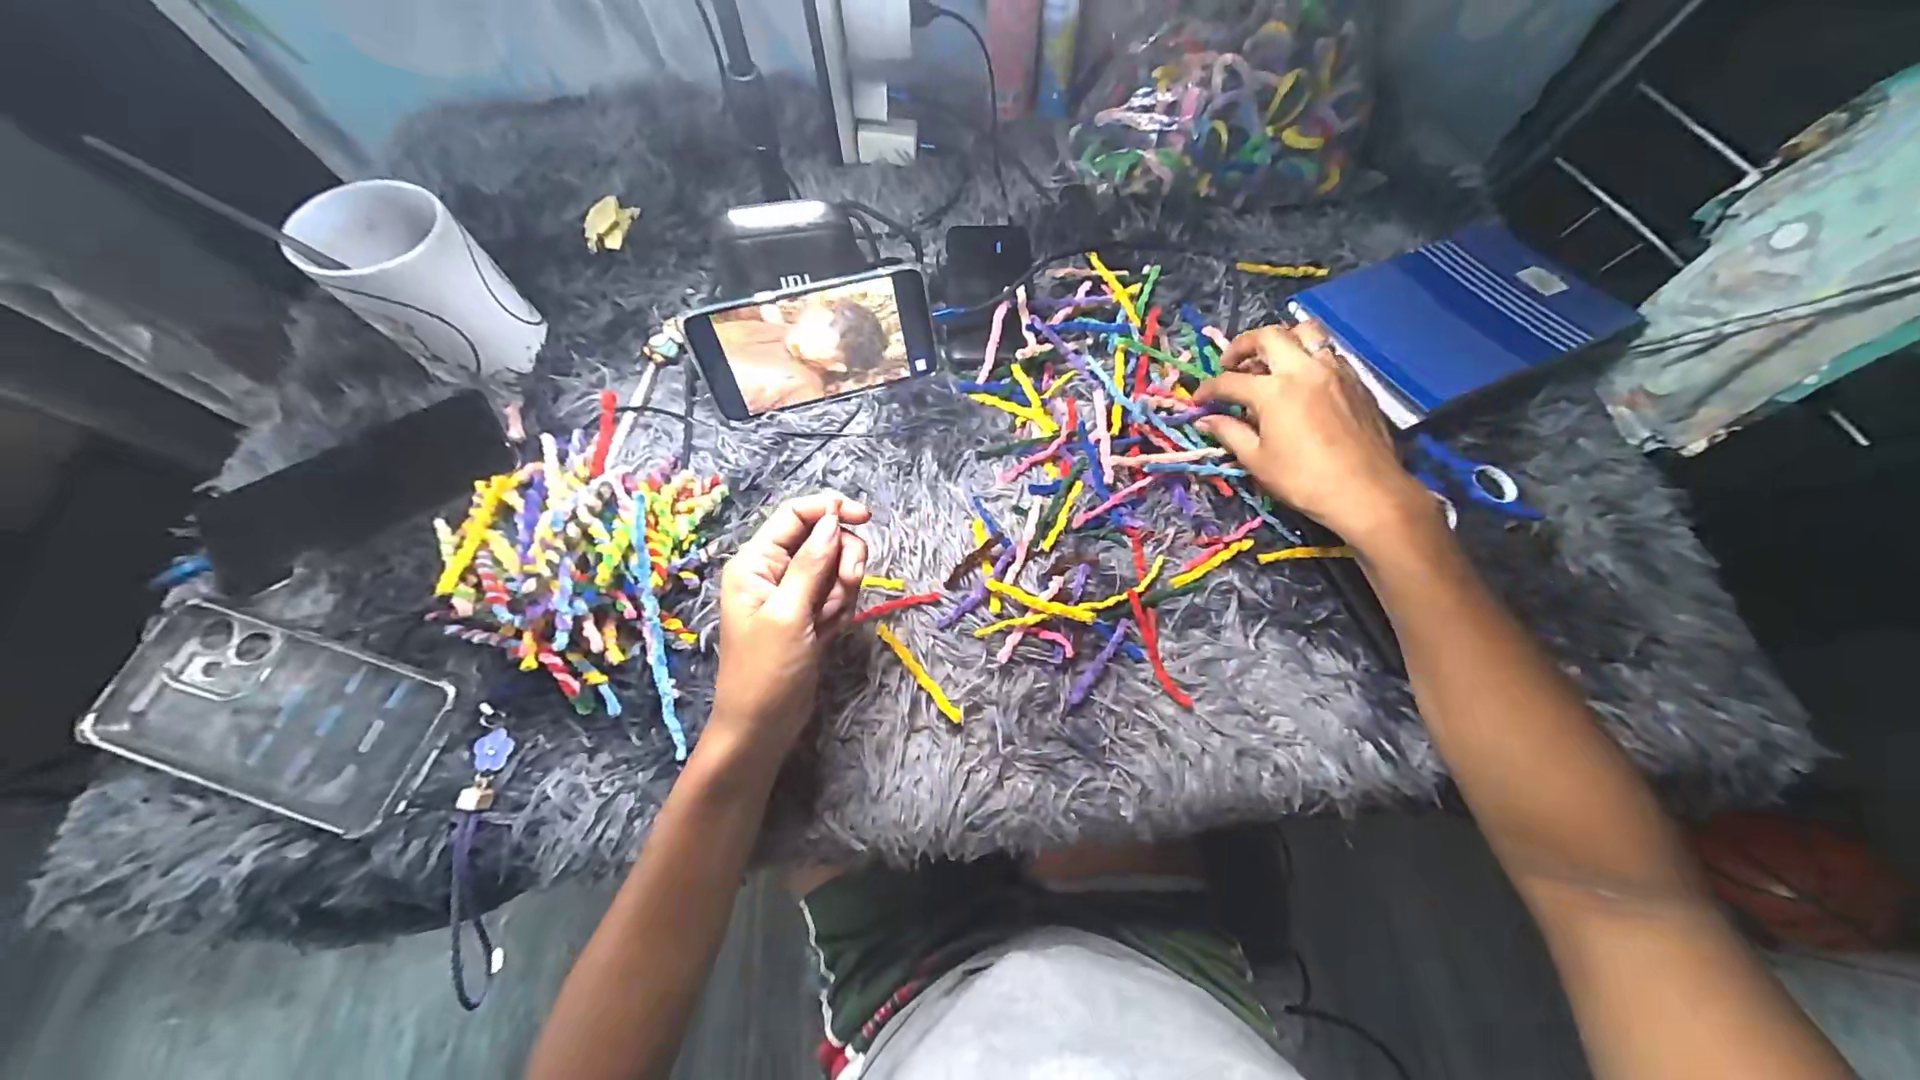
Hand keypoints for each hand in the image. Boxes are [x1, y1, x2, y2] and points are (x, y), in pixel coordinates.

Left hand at [710, 492, 869, 761]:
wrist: (763, 726)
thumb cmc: (766, 671)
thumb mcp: (789, 613)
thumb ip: (812, 562)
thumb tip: (833, 518)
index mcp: (756, 562)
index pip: (796, 515)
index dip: (831, 509)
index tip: (866, 518)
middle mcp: (774, 571)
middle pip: (824, 538)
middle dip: (842, 559)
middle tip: (846, 587)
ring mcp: (795, 593)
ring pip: (837, 567)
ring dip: (844, 590)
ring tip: (828, 622)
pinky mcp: (811, 614)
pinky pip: (839, 593)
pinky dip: (842, 609)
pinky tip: (830, 632)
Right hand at [1194, 320, 1435, 551]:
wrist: (1365, 491)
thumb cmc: (1303, 480)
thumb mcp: (1257, 460)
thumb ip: (1229, 433)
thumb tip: (1206, 421)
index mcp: (1274, 391)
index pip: (1230, 381)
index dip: (1208, 390)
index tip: (1198, 401)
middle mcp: (1304, 369)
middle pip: (1268, 336)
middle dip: (1242, 346)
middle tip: (1231, 364)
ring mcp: (1334, 370)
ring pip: (1306, 332)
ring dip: (1281, 340)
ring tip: (1270, 361)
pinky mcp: (1356, 380)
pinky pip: (1328, 351)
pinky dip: (1308, 355)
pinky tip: (1301, 380)